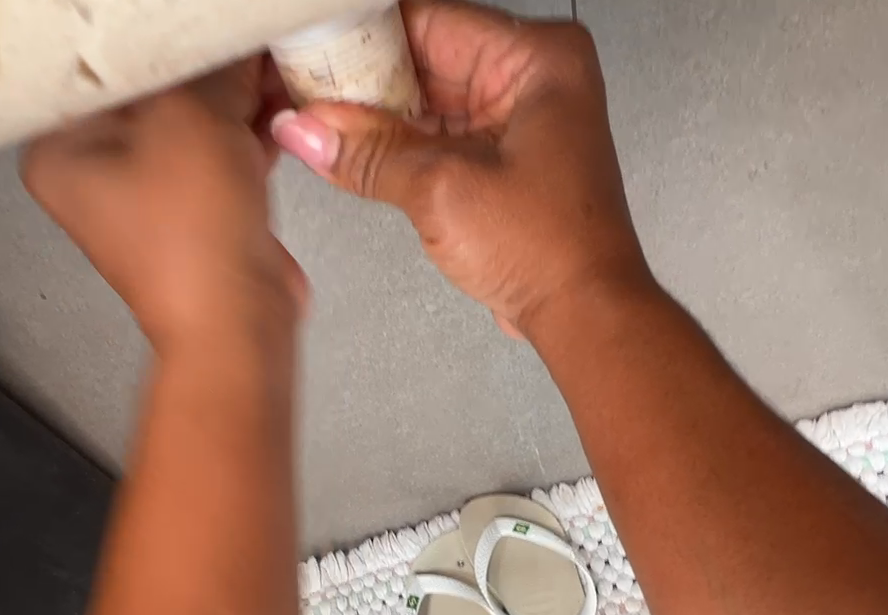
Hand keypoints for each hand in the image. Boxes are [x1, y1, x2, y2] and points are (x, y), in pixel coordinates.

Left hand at [22, 58, 305, 345]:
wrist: (239, 322)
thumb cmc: (193, 246)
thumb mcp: (196, 117)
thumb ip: (215, 65)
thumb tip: (236, 38)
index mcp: (61, 148)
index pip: (103, 59)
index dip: (156, 33)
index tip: (192, 23)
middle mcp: (100, 174)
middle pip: (153, 88)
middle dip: (206, 61)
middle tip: (236, 36)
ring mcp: (153, 197)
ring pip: (194, 119)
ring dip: (236, 93)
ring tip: (266, 63)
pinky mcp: (199, 213)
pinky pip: (221, 153)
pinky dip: (249, 129)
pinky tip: (275, 103)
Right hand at [269, 0, 649, 339]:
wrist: (580, 312)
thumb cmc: (550, 249)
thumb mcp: (443, 189)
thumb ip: (370, 155)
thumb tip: (310, 131)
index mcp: (535, 59)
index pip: (428, 20)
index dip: (364, 35)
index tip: (315, 49)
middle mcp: (529, 84)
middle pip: (425, 62)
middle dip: (365, 82)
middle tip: (307, 92)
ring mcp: (515, 128)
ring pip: (428, 107)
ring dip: (377, 123)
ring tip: (322, 126)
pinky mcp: (501, 169)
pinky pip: (439, 145)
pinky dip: (399, 154)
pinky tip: (356, 157)